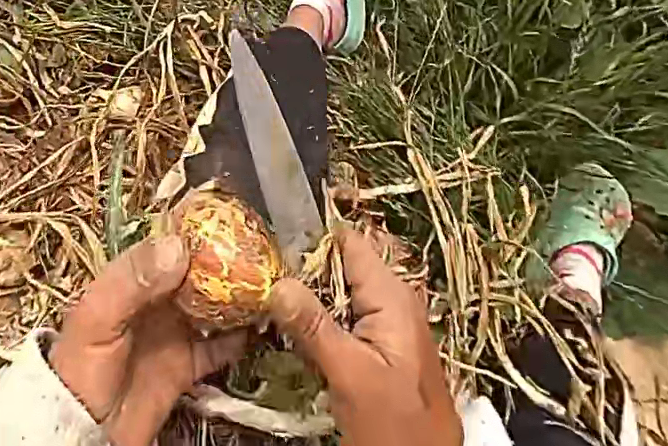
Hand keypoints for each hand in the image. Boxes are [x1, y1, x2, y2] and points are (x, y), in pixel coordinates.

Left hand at [50, 235, 248, 445]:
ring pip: (212, 305)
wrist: (83, 431)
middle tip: (260, 250)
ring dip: (236, 296)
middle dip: (224, 260)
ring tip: (267, 283)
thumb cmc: (83, 365)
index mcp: (132, 276)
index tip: (229, 216)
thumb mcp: (99, 314)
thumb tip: (179, 246)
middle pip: (196, 271)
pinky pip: (218, 347)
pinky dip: (238, 337)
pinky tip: (258, 328)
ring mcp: (172, 330)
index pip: (168, 241)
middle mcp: (156, 298)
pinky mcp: (185, 365)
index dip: (196, 228)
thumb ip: (134, 278)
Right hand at [269, 230, 462, 445]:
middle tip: (272, 293)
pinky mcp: (378, 345)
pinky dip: (320, 325)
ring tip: (282, 319)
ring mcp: (386, 322)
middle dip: (304, 275)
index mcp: (391, 294)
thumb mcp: (349, 375)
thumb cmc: (395, 429)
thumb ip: (313, 325)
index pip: (346, 241)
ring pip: (335, 293)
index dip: (310, 241)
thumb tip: (276, 281)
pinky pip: (342, 318)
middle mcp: (391, 298)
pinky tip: (304, 345)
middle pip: (337, 265)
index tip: (276, 256)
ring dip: (309, 303)